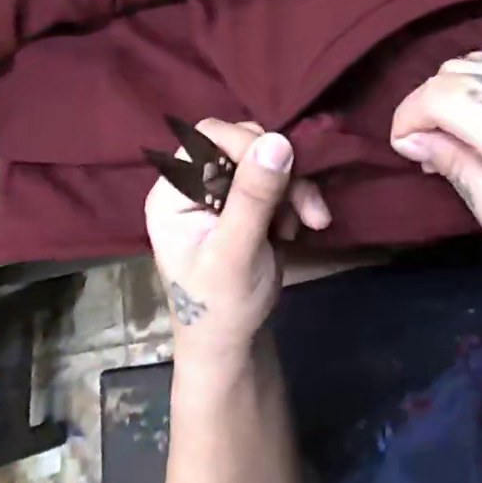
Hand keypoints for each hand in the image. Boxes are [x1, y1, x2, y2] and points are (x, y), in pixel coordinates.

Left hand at [144, 120, 331, 362]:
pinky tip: (297, 229)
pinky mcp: (244, 203)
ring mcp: (218, 193)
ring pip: (264, 160)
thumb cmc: (221, 306)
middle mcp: (192, 185)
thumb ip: (253, 197)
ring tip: (309, 221)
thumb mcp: (236, 253)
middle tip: (302, 204)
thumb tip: (277, 141)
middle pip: (240, 145)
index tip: (281, 166)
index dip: (245, 144)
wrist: (231, 344)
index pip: (206, 139)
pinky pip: (276, 180)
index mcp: (173, 192)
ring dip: (293, 187)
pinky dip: (294, 198)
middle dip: (277, 171)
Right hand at [389, 54, 481, 281]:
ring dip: (439, 97)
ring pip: (459, 65)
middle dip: (420, 110)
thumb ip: (457, 170)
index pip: (440, 98)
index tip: (405, 149)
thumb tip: (409, 140)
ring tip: (448, 138)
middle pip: (445, 77)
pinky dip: (462, 87)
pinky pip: (481, 64)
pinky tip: (469, 119)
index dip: (408, 118)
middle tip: (426, 152)